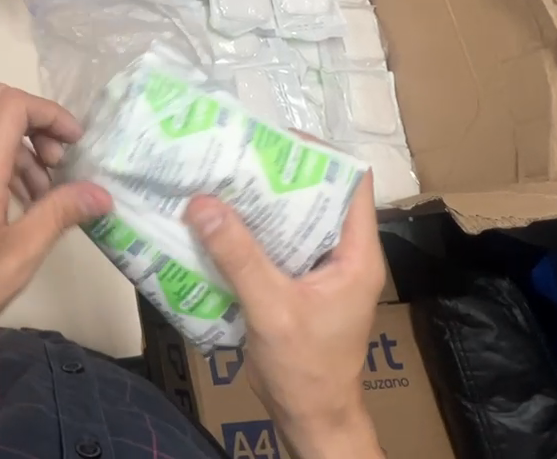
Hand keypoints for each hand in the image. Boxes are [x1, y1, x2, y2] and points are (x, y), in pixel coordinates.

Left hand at [0, 84, 113, 378]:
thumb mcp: (17, 260)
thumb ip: (58, 216)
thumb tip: (100, 194)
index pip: (13, 105)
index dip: (50, 113)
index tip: (76, 143)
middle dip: (36, 121)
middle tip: (59, 162)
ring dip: (18, 147)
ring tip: (41, 197)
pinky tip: (13, 207)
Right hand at [185, 174, 385, 458]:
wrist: (308, 418)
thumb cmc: (307, 368)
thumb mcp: (273, 309)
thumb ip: (239, 256)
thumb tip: (202, 202)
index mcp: (354, 253)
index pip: (352, 183)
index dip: (319, 153)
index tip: (273, 137)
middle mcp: (337, 252)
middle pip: (313, 193)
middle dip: (274, 170)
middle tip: (232, 151)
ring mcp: (313, 266)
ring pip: (287, 216)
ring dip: (254, 198)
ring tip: (216, 174)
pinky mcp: (289, 280)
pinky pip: (268, 240)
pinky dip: (243, 226)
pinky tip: (211, 216)